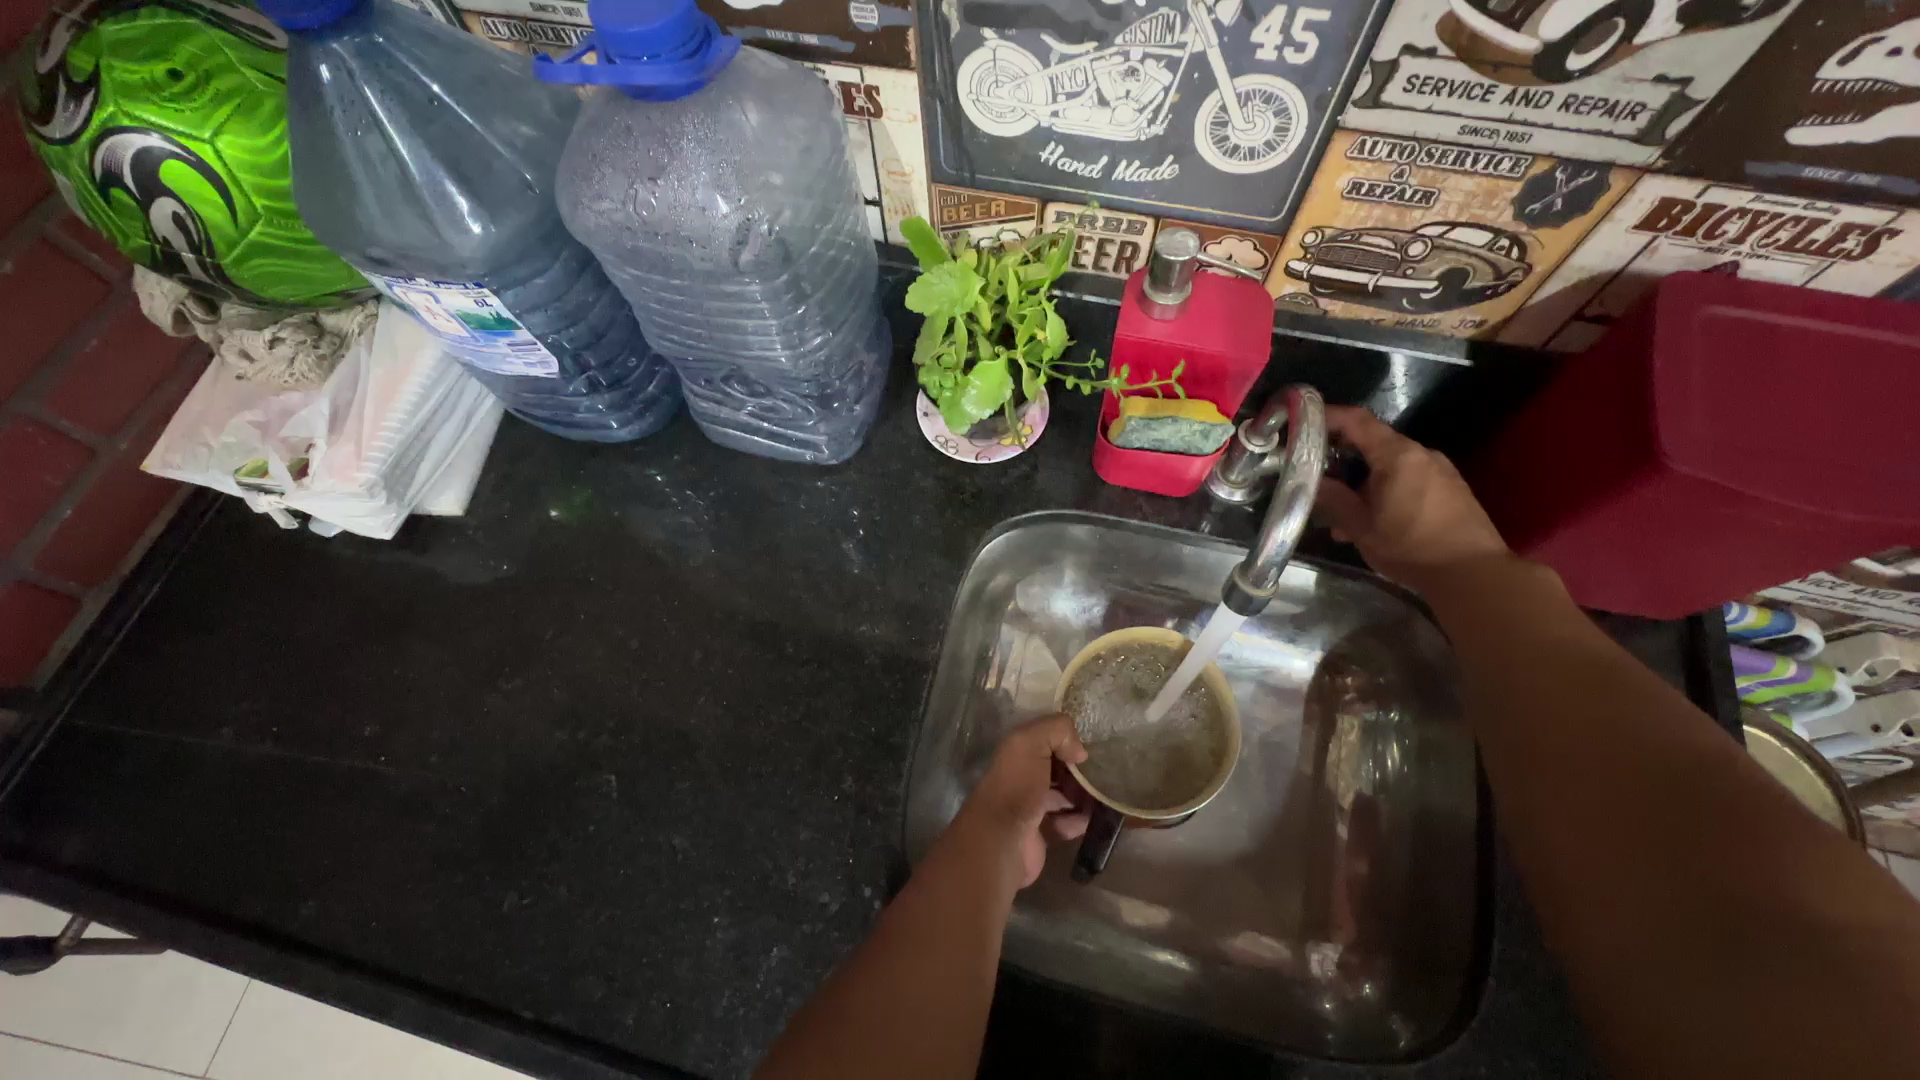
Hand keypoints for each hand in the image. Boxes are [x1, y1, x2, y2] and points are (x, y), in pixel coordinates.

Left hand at [948, 714, 1090, 888]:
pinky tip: (1096, 816)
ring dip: (1082, 794)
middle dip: (1078, 769)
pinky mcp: (1041, 834)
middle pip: (1056, 769)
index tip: (1091, 744)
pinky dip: (1081, 820)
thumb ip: (1056, 731)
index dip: (1065, 739)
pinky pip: (1066, 823)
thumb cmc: (1016, 786)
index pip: (1043, 739)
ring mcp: (1030, 808)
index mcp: (1016, 754)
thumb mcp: (1030, 743)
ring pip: (1062, 796)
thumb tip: (1079, 751)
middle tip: (1105, 770)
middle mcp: (1021, 778)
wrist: (1002, 840)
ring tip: (1107, 792)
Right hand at [1315, 406, 1512, 591]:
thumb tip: (1312, 482)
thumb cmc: (1410, 547)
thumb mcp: (1361, 527)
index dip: (1328, 416)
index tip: (1303, 423)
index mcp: (1397, 455)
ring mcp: (1441, 471)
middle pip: (1373, 444)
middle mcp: (1421, 454)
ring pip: (1390, 467)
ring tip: (1344, 520)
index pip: (1357, 420)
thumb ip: (1333, 499)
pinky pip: (1409, 481)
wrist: (1474, 574)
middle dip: (1343, 461)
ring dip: (1363, 485)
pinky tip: (1374, 525)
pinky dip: (1385, 493)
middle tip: (1318, 483)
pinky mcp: (1452, 490)